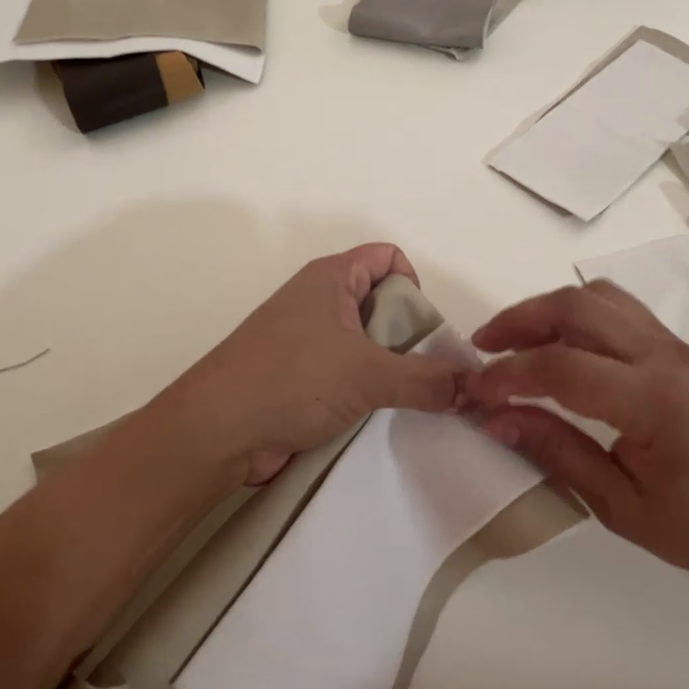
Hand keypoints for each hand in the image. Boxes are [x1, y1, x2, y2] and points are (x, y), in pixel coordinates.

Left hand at [160, 244, 465, 485]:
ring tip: (407, 402)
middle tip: (425, 375)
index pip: (388, 258)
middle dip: (409, 337)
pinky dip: (367, 392)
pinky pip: (347, 374)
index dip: (412, 286)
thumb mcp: (368, 375)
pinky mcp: (300, 378)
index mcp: (330, 278)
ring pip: (366, 344)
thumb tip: (470, 388)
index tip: (420, 332)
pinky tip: (379, 418)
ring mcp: (307, 341)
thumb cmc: (291, 380)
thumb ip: (425, 379)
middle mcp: (319, 301)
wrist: (218, 430)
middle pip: (382, 303)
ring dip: (390, 371)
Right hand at [466, 280, 688, 589]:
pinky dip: (581, 314)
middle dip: (519, 319)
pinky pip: (622, 310)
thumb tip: (498, 419)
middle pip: (576, 306)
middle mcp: (664, 357)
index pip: (559, 366)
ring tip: (516, 343)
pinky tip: (565, 347)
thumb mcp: (624, 507)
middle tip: (483, 348)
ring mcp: (677, 348)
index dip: (506, 375)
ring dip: (549, 309)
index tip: (472, 392)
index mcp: (652, 400)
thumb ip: (559, 453)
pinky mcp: (683, 352)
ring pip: (600, 297)